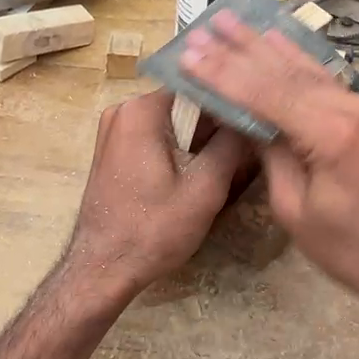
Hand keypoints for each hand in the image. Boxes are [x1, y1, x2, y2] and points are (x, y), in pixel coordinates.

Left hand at [65, 89, 251, 302]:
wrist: (102, 270)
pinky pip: (157, 135)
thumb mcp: (205, 188)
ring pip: (173, 121)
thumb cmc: (153, 230)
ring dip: (199, 138)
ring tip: (229, 160)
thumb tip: (253, 114)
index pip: (199, 87)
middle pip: (185, 103)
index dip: (230, 103)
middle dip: (215, 124)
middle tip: (246, 147)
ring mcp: (115, 128)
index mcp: (141, 109)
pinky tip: (198, 171)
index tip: (255, 121)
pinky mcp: (114, 149)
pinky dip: (179, 148)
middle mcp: (123, 109)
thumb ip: (232, 144)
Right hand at [179, 11, 358, 319]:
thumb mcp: (295, 210)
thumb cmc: (352, 250)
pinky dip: (293, 58)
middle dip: (238, 50)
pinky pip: (321, 78)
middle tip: (202, 27)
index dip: (224, 73)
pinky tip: (273, 39)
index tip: (189, 53)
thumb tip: (246, 119)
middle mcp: (348, 107)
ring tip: (228, 20)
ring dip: (262, 45)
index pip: (265, 93)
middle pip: (283, 72)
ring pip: (302, 68)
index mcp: (330, 133)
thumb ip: (271, 155)